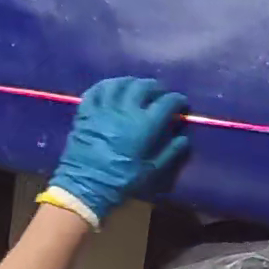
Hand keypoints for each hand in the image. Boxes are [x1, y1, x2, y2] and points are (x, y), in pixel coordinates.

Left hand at [44, 76, 189, 225]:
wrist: (86, 186)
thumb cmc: (122, 181)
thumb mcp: (152, 171)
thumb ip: (170, 152)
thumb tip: (183, 138)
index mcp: (145, 125)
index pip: (166, 102)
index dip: (177, 100)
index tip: (180, 102)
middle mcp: (126, 110)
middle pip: (143, 87)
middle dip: (155, 87)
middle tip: (159, 93)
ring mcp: (104, 108)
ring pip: (119, 84)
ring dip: (131, 82)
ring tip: (135, 87)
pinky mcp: (86, 112)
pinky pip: (96, 91)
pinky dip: (105, 86)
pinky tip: (111, 88)